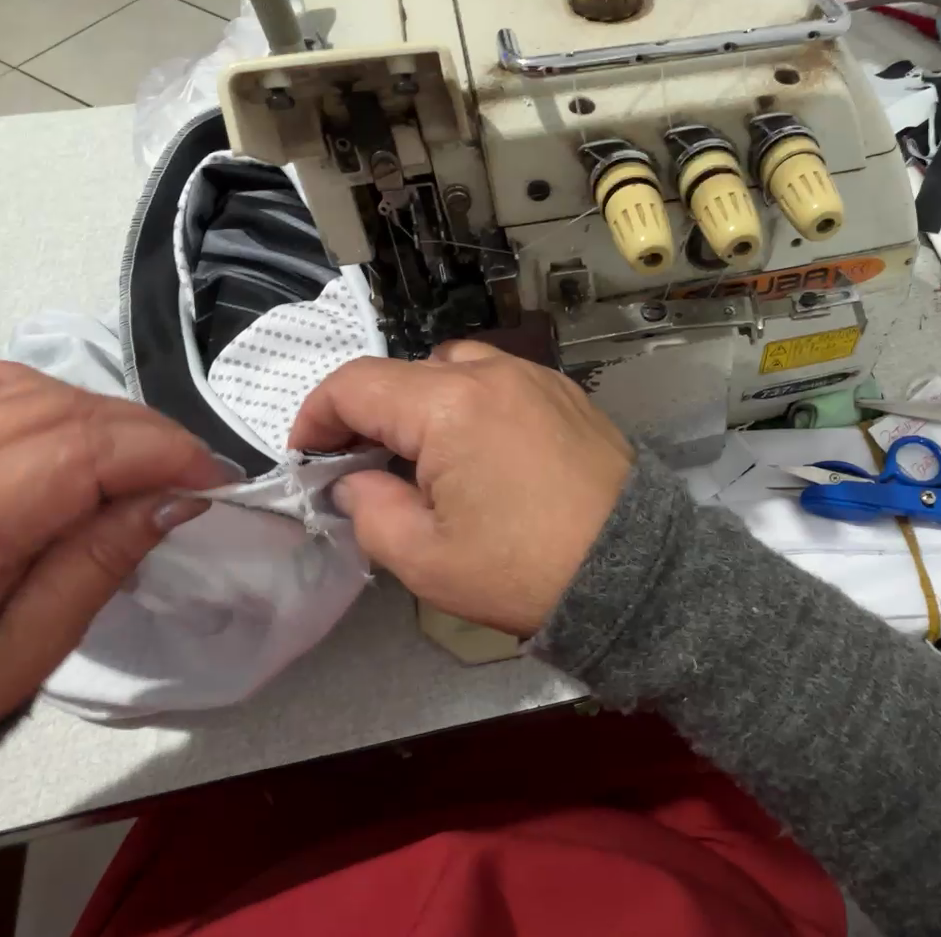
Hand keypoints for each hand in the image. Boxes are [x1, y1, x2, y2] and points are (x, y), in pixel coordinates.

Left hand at [0, 363, 238, 741]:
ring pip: (39, 391)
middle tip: (195, 477)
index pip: (78, 451)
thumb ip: (106, 557)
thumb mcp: (35, 642)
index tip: (218, 483)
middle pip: (65, 411)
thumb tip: (182, 497)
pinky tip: (82, 435)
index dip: (163, 454)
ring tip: (146, 464)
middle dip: (151, 435)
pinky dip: (56, 401)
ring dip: (111, 419)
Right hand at [290, 341, 633, 636]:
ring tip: (429, 461)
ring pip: (456, 370)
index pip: (356, 384)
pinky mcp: (569, 395)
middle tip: (368, 469)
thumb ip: (369, 508)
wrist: (632, 570)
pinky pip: (502, 384)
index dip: (317, 416)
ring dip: (426, 405)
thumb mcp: (425, 559)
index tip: (309, 457)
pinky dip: (474, 406)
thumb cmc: (523, 569)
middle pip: (407, 374)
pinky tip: (483, 455)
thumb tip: (356, 480)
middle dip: (373, 415)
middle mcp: (495, 373)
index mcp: (450, 404)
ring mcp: (538, 378)